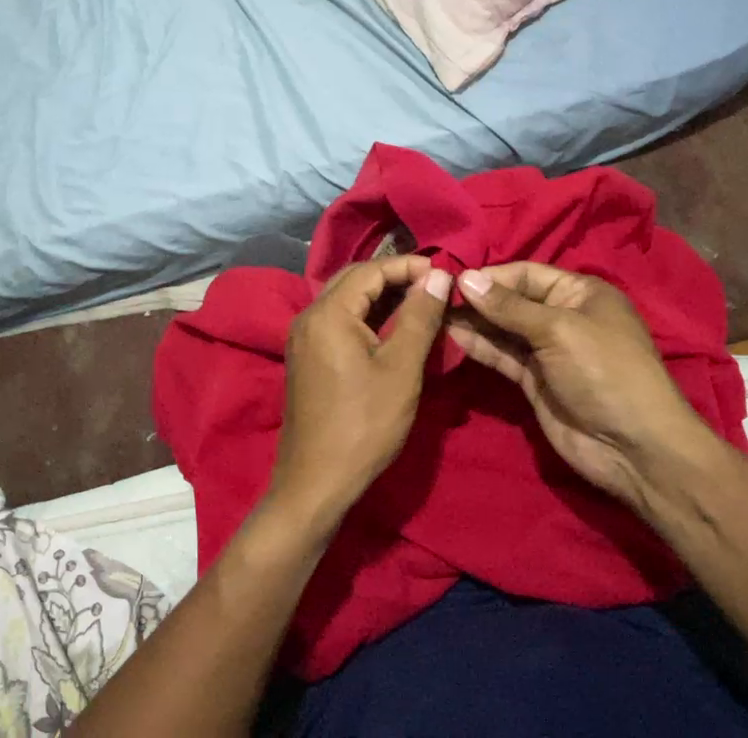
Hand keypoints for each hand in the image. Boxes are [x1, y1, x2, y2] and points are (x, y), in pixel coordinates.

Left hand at [270, 256, 451, 525]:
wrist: (316, 480)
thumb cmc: (364, 425)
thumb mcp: (401, 369)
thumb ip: (419, 317)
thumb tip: (438, 276)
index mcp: (328, 313)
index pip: (370, 270)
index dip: (408, 265)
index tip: (445, 272)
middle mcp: (307, 317)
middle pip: (353, 279)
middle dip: (394, 275)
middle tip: (434, 284)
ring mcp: (302, 338)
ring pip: (344, 300)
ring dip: (380, 296)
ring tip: (420, 302)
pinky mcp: (305, 357)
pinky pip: (337, 321)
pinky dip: (365, 316)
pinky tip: (392, 328)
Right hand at [448, 262, 714, 504]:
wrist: (632, 446)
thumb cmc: (604, 372)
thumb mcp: (558, 330)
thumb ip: (509, 306)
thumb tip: (466, 279)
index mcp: (580, 293)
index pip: (526, 273)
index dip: (490, 276)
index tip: (451, 279)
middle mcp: (563, 316)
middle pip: (512, 300)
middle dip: (478, 299)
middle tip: (435, 298)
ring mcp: (548, 351)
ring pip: (503, 329)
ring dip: (473, 323)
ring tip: (435, 315)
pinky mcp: (534, 380)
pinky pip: (502, 356)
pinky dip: (479, 347)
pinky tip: (453, 337)